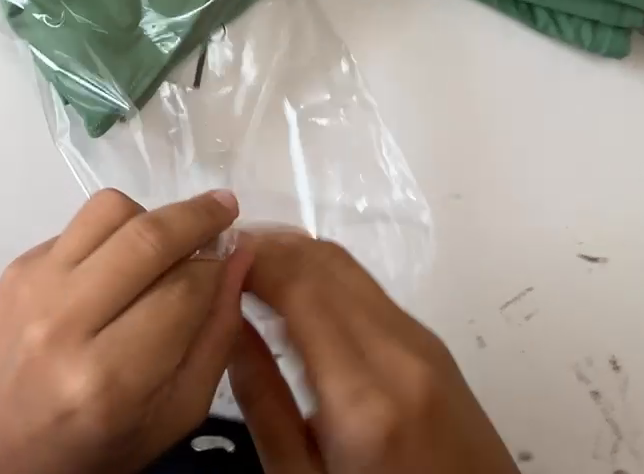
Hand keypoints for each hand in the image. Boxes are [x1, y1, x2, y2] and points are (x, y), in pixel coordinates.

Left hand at [0, 189, 252, 473]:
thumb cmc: (95, 444)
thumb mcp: (171, 417)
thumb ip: (214, 339)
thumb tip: (237, 259)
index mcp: (108, 378)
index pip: (182, 292)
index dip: (217, 266)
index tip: (234, 251)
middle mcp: (66, 322)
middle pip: (146, 238)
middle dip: (195, 217)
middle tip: (224, 208)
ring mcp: (35, 284)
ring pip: (109, 211)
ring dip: (149, 214)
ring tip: (167, 239)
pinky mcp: (18, 263)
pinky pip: (78, 224)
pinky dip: (111, 232)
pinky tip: (120, 260)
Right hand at [229, 231, 518, 473]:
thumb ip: (261, 398)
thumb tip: (225, 320)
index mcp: (363, 396)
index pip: (297, 284)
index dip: (250, 257)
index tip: (210, 257)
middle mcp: (400, 352)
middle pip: (321, 261)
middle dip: (266, 246)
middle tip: (220, 253)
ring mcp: (424, 344)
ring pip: (344, 264)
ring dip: (293, 252)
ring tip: (249, 265)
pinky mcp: (433, 346)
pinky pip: (365, 286)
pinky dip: (320, 272)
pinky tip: (292, 290)